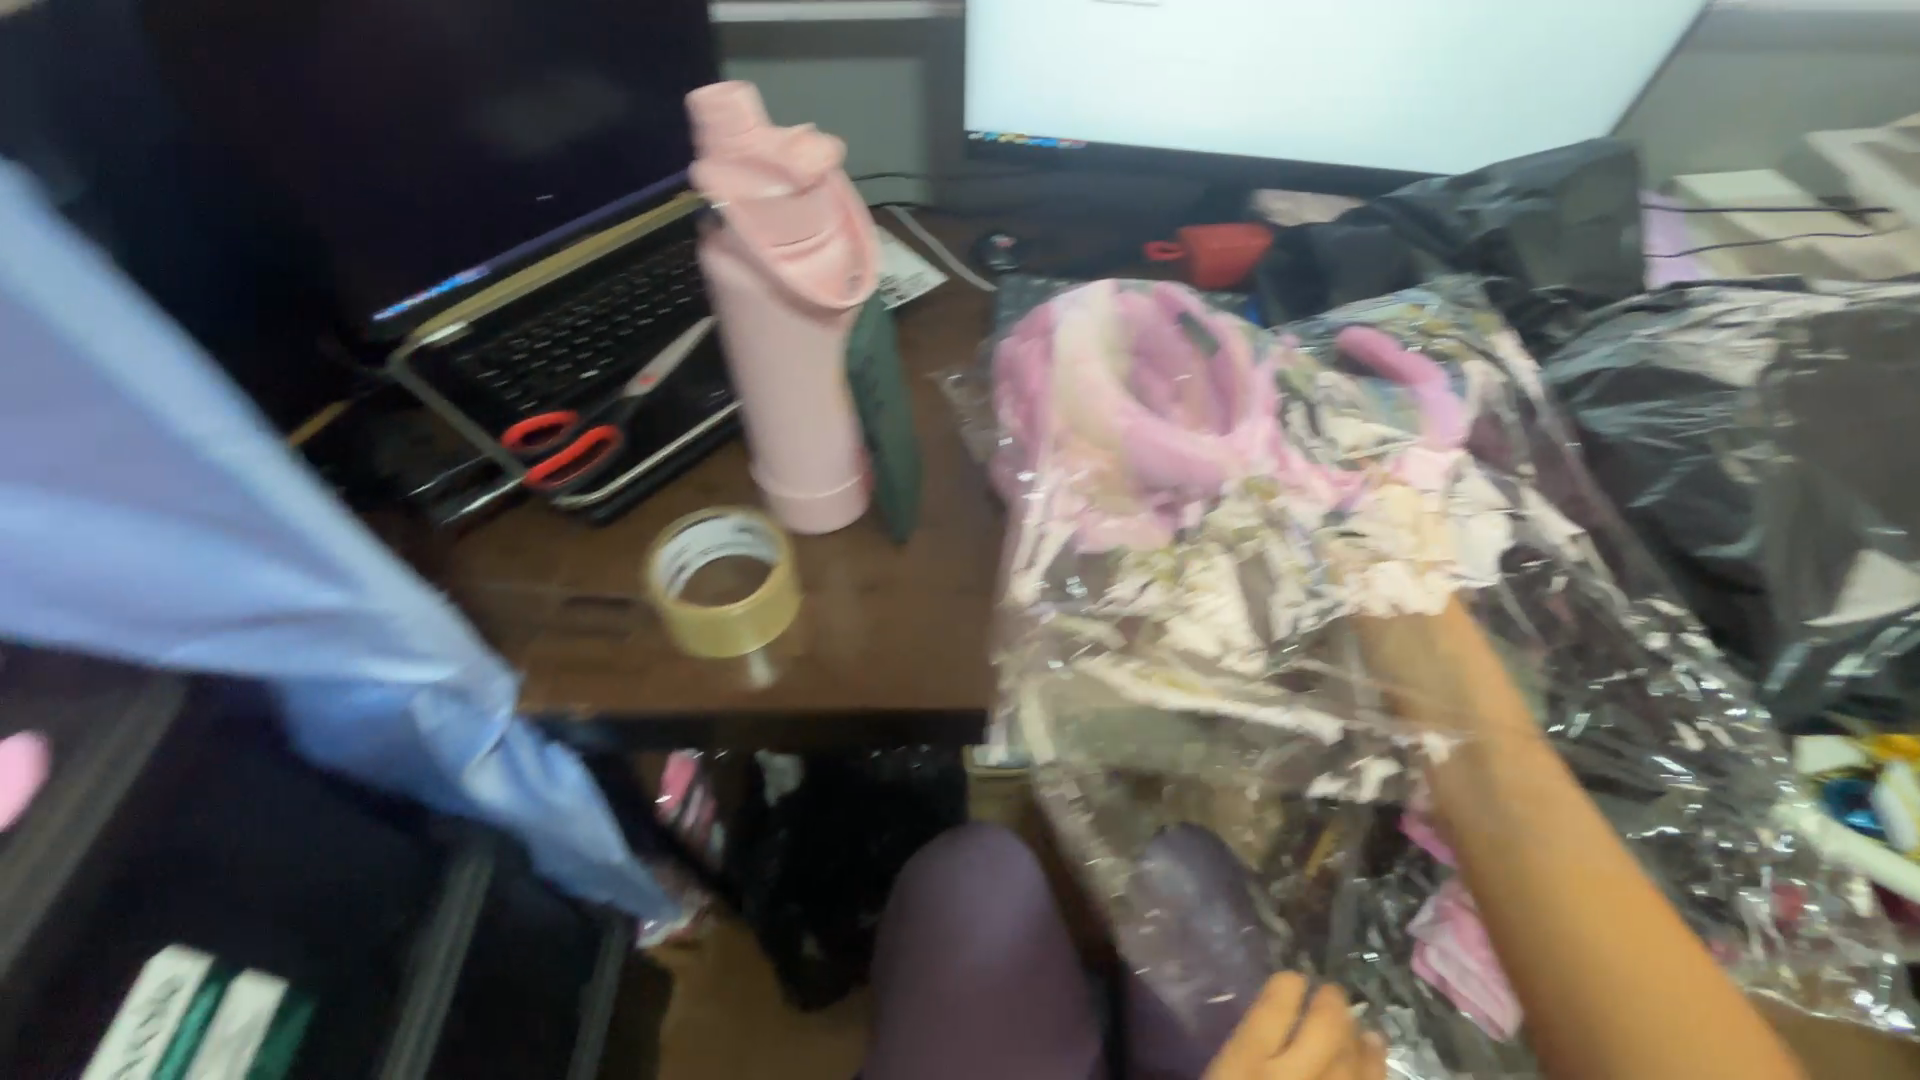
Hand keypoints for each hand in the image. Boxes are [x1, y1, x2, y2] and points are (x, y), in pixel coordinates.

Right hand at [1203, 974, 1385, 1079]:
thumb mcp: (1222, 1074)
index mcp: (1245, 1064)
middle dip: (1332, 1004)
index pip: (1274, 1007)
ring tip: (1365, 1027)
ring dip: (1361, 1039)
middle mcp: (1289, 1079)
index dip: (1288, 985)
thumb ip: (1238, 1057)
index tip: (1293, 977)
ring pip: (1354, 1062)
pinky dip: (1376, 1070)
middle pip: (1323, 1029)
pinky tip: (1378, 1055)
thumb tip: (1259, 1031)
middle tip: (1333, 991)